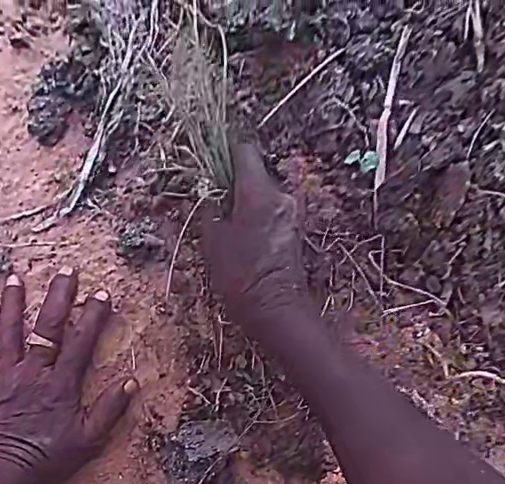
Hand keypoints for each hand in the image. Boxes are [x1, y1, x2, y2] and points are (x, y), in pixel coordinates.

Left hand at [0, 270, 136, 483]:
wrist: (5, 471)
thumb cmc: (49, 458)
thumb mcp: (89, 441)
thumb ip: (110, 411)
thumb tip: (131, 383)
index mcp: (61, 384)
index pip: (81, 342)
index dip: (93, 316)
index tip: (102, 294)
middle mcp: (34, 372)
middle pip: (47, 327)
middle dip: (58, 296)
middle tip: (66, 270)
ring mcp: (7, 376)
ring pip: (9, 331)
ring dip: (13, 302)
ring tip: (15, 277)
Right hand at [198, 141, 310, 330]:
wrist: (275, 311)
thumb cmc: (240, 278)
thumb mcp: (213, 242)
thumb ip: (210, 209)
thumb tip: (209, 194)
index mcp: (258, 190)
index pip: (243, 150)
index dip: (225, 154)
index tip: (211, 167)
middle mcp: (281, 194)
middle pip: (255, 174)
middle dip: (235, 186)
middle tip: (216, 206)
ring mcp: (292, 213)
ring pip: (264, 195)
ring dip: (247, 205)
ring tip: (230, 230)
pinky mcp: (295, 231)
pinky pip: (273, 213)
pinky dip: (258, 219)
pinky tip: (246, 242)